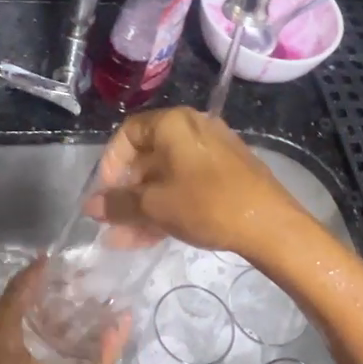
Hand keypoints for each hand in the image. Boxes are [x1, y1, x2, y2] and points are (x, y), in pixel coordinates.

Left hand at [0, 261, 128, 363]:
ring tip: (123, 299)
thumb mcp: (1, 321)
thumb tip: (44, 258)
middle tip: (108, 279)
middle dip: (90, 304)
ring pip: (93, 344)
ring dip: (107, 323)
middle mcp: (49, 354)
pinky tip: (120, 325)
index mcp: (26, 337)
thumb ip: (21, 290)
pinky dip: (112, 348)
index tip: (82, 265)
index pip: (52, 307)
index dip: (65, 286)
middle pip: (76, 324)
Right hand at [87, 108, 317, 263]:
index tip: (105, 194)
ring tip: (124, 240)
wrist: (270, 225)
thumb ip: (119, 204)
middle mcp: (193, 128)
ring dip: (143, 206)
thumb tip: (91, 205)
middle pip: (147, 156)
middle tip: (112, 220)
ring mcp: (212, 151)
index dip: (110, 164)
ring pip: (166, 177)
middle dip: (126, 192)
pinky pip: (186, 185)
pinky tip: (150, 237)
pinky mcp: (227, 174)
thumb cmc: (207, 205)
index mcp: (174, 124)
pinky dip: (167, 206)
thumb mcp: (156, 206)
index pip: (127, 133)